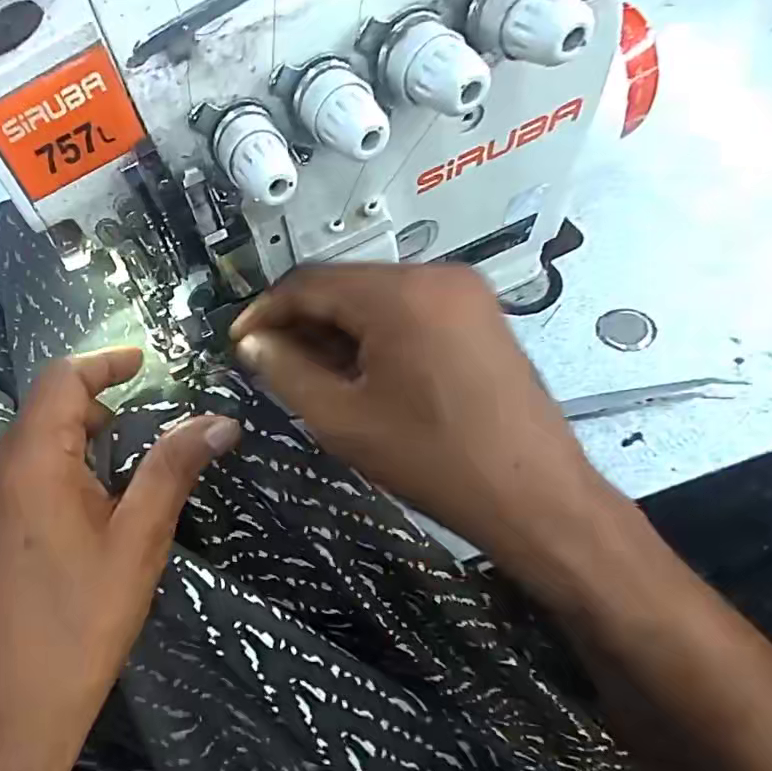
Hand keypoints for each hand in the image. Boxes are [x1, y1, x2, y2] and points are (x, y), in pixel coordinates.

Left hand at [0, 346, 239, 770]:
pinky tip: (95, 508)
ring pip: (36, 442)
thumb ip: (173, 468)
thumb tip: (220, 421)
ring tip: (132, 476)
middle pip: (50, 409)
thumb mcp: (138, 538)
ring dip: (85, 442)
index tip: (144, 361)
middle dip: (103, 409)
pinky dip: (63, 468)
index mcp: (27, 460)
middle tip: (156, 435)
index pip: (63, 380)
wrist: (14, 704)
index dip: (106, 362)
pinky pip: (23, 472)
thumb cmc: (82, 618)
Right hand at [229, 263, 629, 590]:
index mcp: (401, 294)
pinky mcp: (484, 316)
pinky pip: (415, 312)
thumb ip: (287, 372)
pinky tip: (366, 372)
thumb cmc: (434, 461)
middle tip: (275, 363)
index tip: (240, 341)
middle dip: (306, 322)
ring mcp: (468, 293)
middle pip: (348, 285)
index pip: (310, 282)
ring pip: (381, 299)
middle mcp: (438, 275)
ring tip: (317, 374)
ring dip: (343, 330)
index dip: (266, 311)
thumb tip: (254, 343)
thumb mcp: (344, 420)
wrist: (532, 495)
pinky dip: (381, 335)